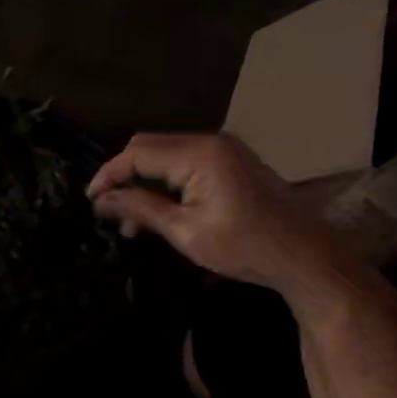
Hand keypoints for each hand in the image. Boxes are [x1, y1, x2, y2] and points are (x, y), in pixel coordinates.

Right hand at [87, 132, 353, 298]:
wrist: (306, 256)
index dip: (109, 175)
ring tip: (131, 223)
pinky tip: (158, 211)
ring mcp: (222, 148)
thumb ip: (140, 209)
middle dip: (123, 176)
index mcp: (199, 155)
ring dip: (143, 182)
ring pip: (164, 154)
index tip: (91, 200)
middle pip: (148, 146)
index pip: (137, 154)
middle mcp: (209, 141)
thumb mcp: (185, 232)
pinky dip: (164, 182)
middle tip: (109, 211)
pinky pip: (184, 161)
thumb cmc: (245, 248)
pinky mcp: (230, 160)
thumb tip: (101, 200)